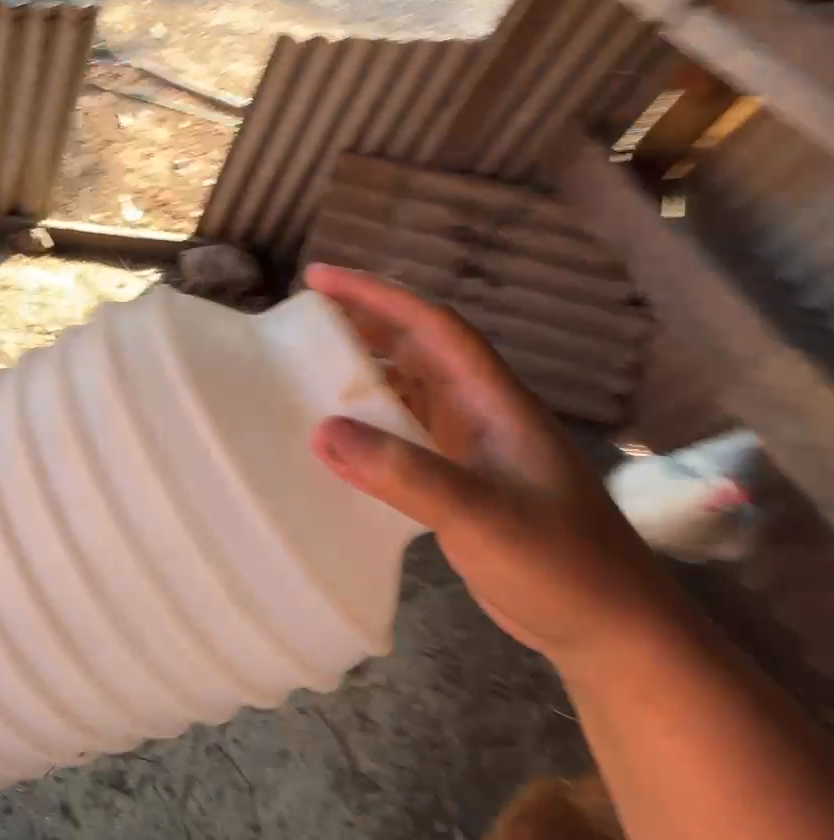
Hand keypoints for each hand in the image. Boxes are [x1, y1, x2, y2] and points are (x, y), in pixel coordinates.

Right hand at [304, 264, 689, 672]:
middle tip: (299, 318)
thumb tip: (322, 430)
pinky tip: (336, 436)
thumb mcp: (483, 516)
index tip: (318, 278)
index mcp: (495, 403)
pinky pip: (403, 430)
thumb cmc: (561, 566)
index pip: (434, 327)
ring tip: (305, 367)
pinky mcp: (460, 480)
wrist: (612, 634)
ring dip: (362, 370)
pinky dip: (366, 420)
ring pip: (409, 389)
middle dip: (362, 323)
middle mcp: (482, 414)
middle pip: (418, 348)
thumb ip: (406, 473)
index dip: (377, 295)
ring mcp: (473, 449)